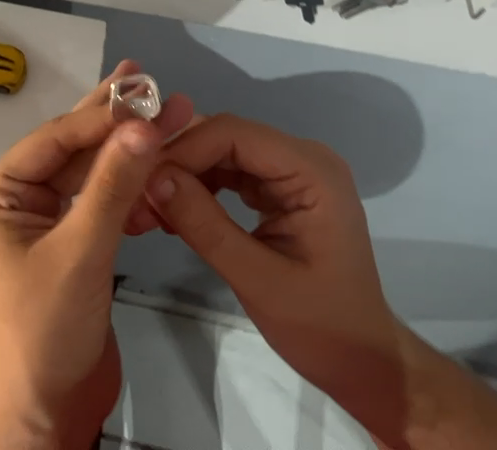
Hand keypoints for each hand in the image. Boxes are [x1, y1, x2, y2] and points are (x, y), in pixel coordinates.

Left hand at [0, 61, 193, 449]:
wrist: (48, 403)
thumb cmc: (48, 327)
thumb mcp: (80, 251)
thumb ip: (111, 187)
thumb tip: (143, 126)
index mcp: (4, 188)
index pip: (58, 137)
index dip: (106, 116)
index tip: (153, 95)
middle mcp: (23, 192)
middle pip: (76, 144)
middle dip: (119, 119)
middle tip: (159, 85)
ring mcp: (50, 214)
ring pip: (95, 168)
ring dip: (133, 150)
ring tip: (174, 116)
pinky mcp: (76, 237)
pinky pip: (106, 197)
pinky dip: (134, 186)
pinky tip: (162, 170)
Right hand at [138, 114, 399, 388]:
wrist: (362, 362)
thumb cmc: (321, 325)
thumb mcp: (257, 279)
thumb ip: (205, 225)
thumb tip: (151, 178)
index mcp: (311, 170)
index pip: (232, 133)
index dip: (183, 149)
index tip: (141, 181)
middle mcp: (301, 158)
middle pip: (223, 137)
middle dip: (176, 161)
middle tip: (134, 195)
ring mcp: (289, 172)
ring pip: (218, 153)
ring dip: (180, 176)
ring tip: (144, 209)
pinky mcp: (276, 189)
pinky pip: (226, 173)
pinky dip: (195, 189)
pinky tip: (169, 214)